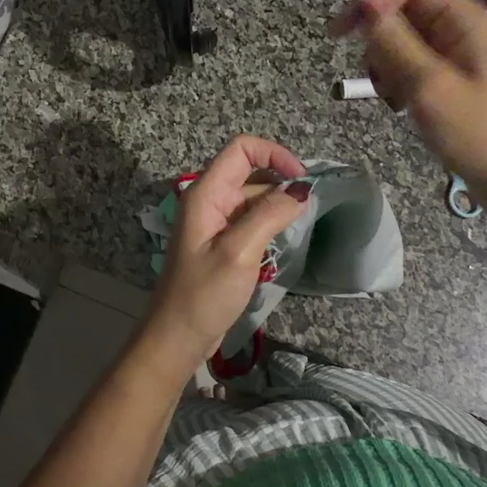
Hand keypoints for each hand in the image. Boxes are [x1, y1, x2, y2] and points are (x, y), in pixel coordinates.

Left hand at [139, 136, 309, 370]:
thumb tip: (301, 189)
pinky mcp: (222, 242)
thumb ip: (269, 215)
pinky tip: (285, 237)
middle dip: (281, 180)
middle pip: (249, 171)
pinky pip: (249, 219)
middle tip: (309, 205)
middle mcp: (209, 200)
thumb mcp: (240, 252)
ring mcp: (214, 222)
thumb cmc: (204, 295)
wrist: (177, 337)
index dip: (274, 153)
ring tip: (302, 222)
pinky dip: (270, 221)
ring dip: (277, 203)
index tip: (302, 179)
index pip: (241, 149)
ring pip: (252, 196)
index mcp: (205, 194)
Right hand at [331, 0, 486, 199]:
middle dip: (380, 37)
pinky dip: (402, 80)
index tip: (344, 30)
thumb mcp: (430, 87)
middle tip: (370, 74)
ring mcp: (464, 58)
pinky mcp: (459, 82)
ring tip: (390, 96)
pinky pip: (419, 66)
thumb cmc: (480, 135)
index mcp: (469, 22)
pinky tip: (401, 106)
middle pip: (409, 11)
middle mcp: (467, 32)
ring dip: (388, 62)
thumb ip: (395, 43)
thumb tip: (365, 8)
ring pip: (409, 40)